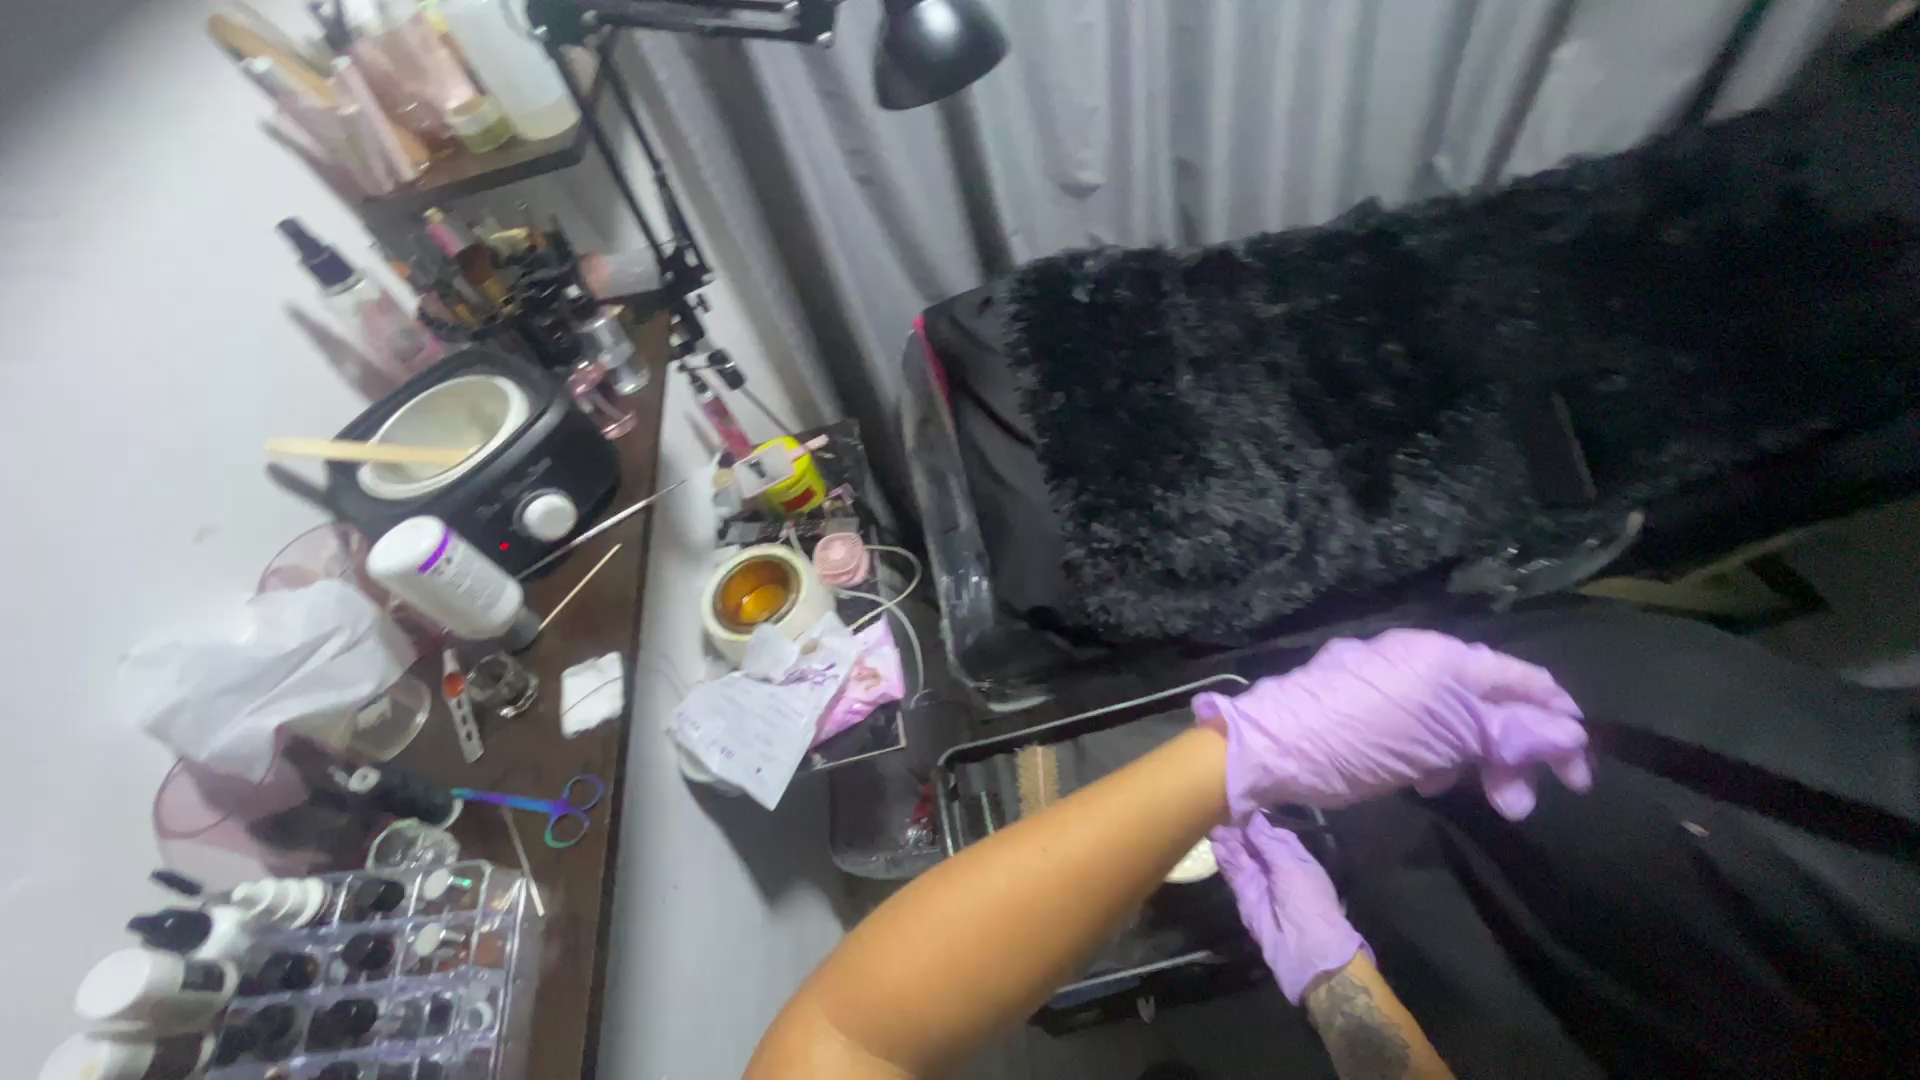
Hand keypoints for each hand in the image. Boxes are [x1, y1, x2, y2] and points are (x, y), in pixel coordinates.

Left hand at [1194, 629, 1590, 820]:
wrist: (1267, 746)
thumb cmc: (1358, 740)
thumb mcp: (1441, 740)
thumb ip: (1506, 731)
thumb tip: (1568, 732)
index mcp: (1441, 654)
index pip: (1524, 680)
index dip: (1559, 725)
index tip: (1574, 778)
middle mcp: (1414, 654)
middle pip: (1488, 701)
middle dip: (1510, 753)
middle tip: (1515, 806)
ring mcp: (1381, 674)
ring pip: (1450, 716)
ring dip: (1468, 758)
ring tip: (1452, 792)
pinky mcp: (1355, 697)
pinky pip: (1412, 722)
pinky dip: (1428, 751)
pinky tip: (1419, 781)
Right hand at [1211, 815, 1365, 1003]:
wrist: (1305, 948)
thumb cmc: (1307, 900)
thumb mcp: (1291, 864)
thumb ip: (1267, 840)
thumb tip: (1251, 816)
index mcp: (1295, 858)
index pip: (1272, 833)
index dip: (1256, 820)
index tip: (1239, 803)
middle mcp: (1276, 867)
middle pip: (1252, 843)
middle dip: (1237, 829)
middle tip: (1218, 812)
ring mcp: (1259, 881)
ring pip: (1240, 856)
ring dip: (1227, 842)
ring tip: (1210, 824)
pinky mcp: (1244, 895)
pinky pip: (1232, 873)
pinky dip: (1224, 859)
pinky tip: (1214, 845)